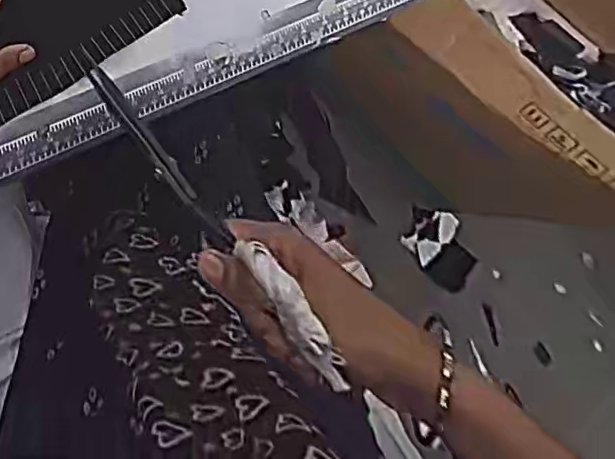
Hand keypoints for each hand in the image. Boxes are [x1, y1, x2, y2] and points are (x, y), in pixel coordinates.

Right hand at [198, 219, 442, 418]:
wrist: (408, 375)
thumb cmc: (363, 335)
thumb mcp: (295, 308)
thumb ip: (247, 282)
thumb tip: (206, 257)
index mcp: (287, 243)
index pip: (232, 240)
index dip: (230, 271)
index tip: (246, 296)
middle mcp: (290, 260)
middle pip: (242, 282)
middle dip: (259, 314)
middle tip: (285, 328)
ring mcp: (298, 289)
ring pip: (258, 311)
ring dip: (276, 336)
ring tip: (304, 346)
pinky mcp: (306, 315)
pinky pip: (277, 330)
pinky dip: (290, 348)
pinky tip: (310, 355)